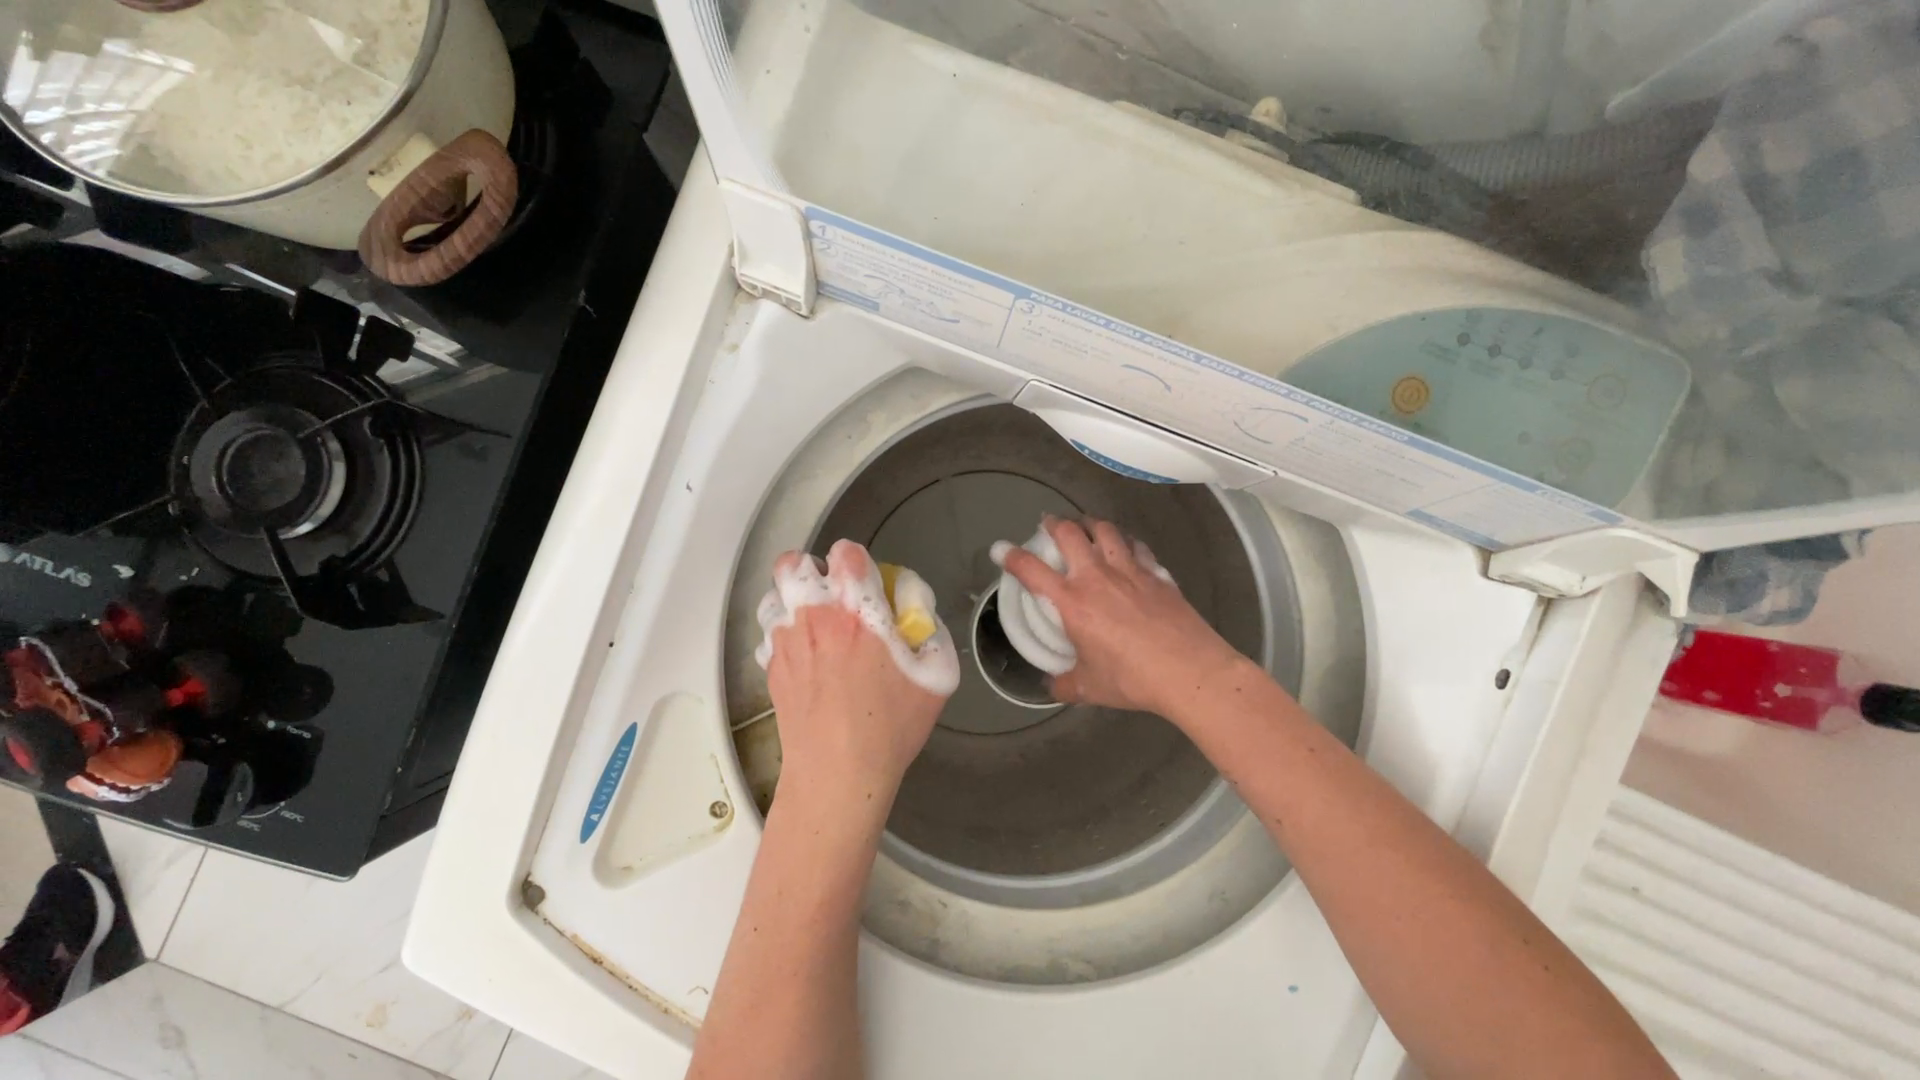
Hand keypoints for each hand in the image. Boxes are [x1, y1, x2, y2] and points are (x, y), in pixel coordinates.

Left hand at [757, 541, 955, 809]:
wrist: (838, 775)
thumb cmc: (889, 726)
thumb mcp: (937, 676)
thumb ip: (930, 628)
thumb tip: (913, 607)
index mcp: (859, 613)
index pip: (847, 554)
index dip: (857, 561)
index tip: (867, 581)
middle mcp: (814, 618)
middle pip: (793, 563)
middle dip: (813, 570)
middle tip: (834, 596)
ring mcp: (785, 642)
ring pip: (774, 594)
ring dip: (793, 599)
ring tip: (815, 623)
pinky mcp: (771, 667)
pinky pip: (769, 632)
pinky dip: (783, 633)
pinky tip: (803, 654)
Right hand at [994, 516, 1248, 717]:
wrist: (1189, 671)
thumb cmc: (1132, 679)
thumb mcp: (1089, 688)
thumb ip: (1064, 684)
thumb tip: (1052, 685)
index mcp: (1073, 602)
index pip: (1032, 570)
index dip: (1011, 556)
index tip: (1000, 549)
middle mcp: (1098, 577)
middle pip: (1070, 533)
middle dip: (1054, 524)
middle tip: (1048, 524)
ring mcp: (1130, 571)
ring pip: (1106, 530)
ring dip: (1090, 523)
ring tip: (1085, 525)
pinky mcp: (1157, 574)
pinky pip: (1137, 546)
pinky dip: (1125, 541)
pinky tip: (1126, 546)